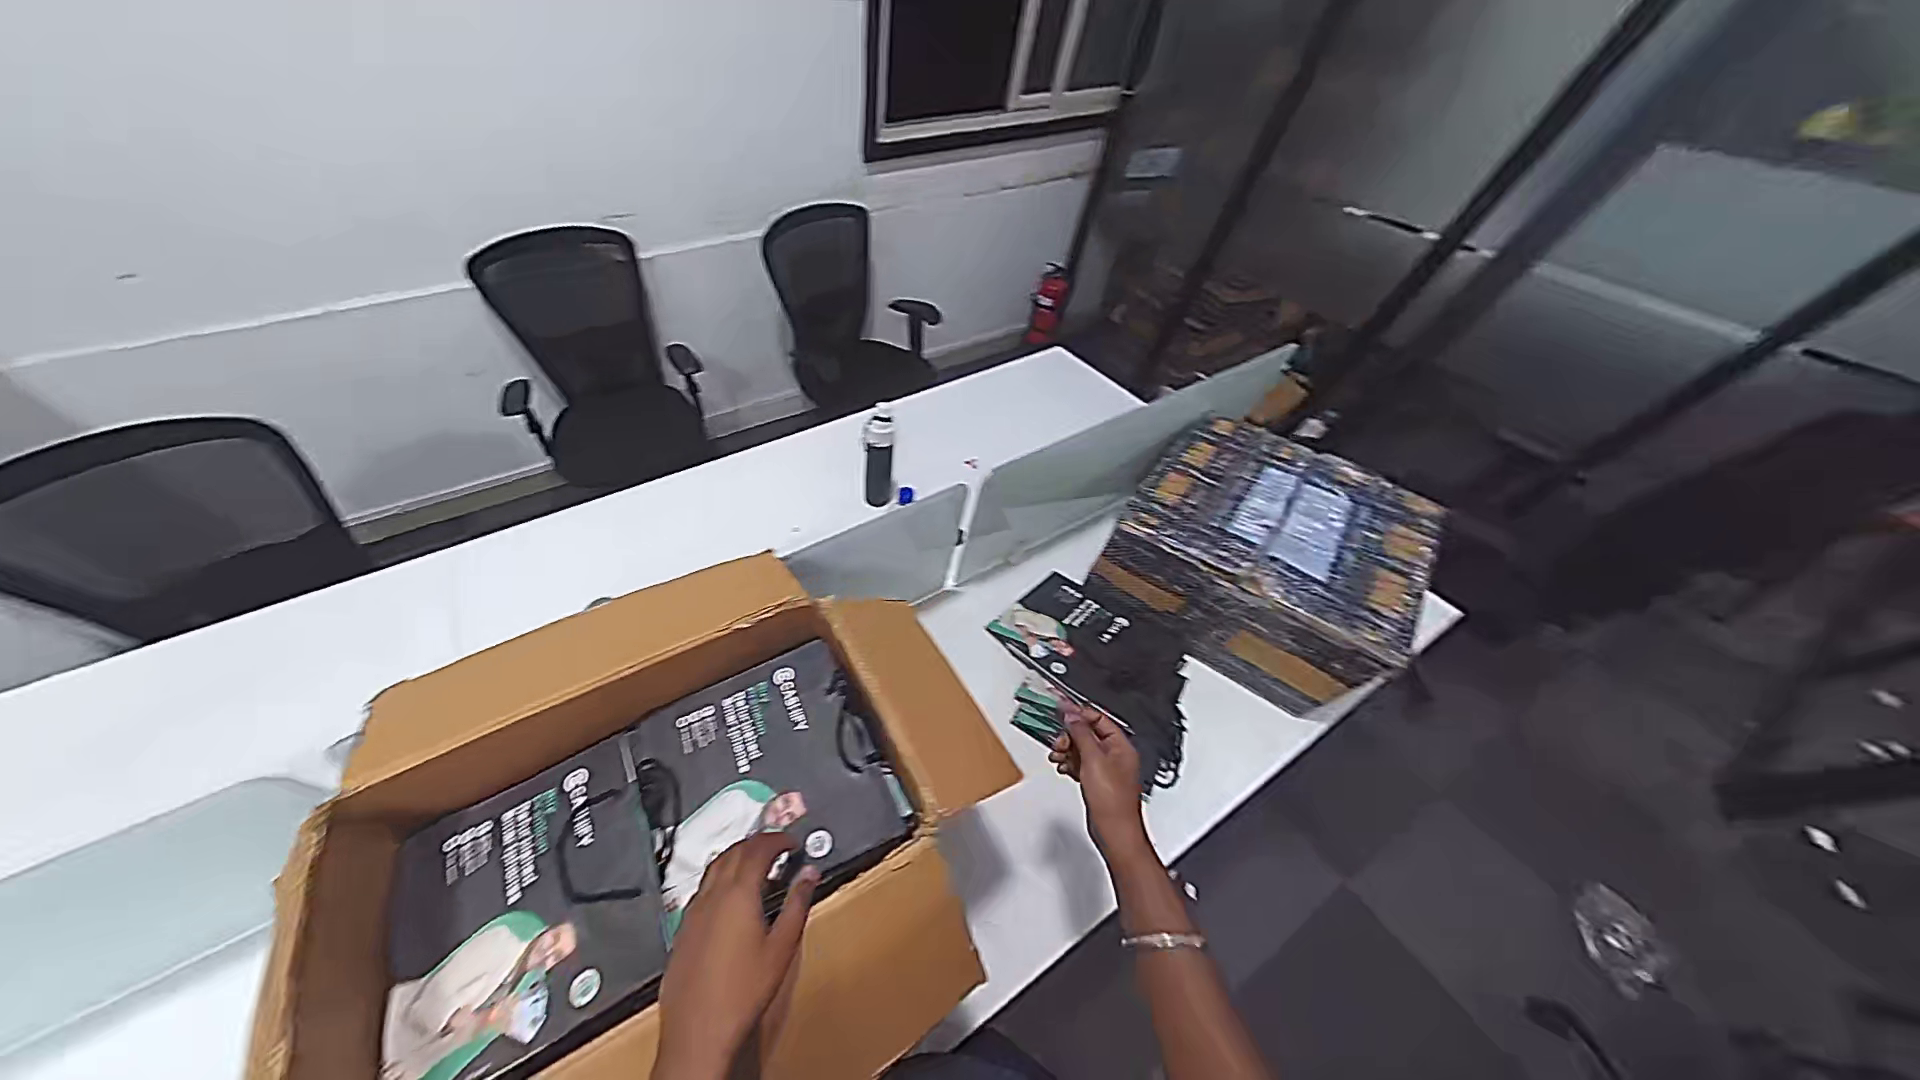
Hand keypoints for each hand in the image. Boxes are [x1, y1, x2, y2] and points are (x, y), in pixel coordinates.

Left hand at [652, 832, 820, 1079]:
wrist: (699, 1032)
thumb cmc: (745, 991)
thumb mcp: (782, 946)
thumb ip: (797, 903)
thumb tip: (809, 874)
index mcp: (739, 893)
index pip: (758, 849)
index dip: (777, 840)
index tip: (792, 842)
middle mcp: (712, 895)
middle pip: (734, 851)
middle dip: (757, 842)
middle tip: (777, 846)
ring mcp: (693, 911)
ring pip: (715, 866)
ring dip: (737, 855)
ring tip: (755, 863)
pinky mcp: (682, 929)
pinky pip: (702, 887)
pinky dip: (720, 876)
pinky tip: (730, 896)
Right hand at [1049, 702, 1150, 864]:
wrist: (1114, 832)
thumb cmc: (1113, 801)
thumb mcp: (1094, 759)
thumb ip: (1081, 734)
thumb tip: (1072, 715)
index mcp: (1120, 745)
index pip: (1098, 718)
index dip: (1078, 712)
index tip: (1060, 706)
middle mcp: (1114, 755)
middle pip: (1087, 733)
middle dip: (1069, 734)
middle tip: (1058, 740)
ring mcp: (1104, 769)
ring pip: (1080, 749)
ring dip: (1066, 749)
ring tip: (1058, 754)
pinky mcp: (1095, 781)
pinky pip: (1078, 764)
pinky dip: (1068, 762)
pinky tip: (1062, 766)